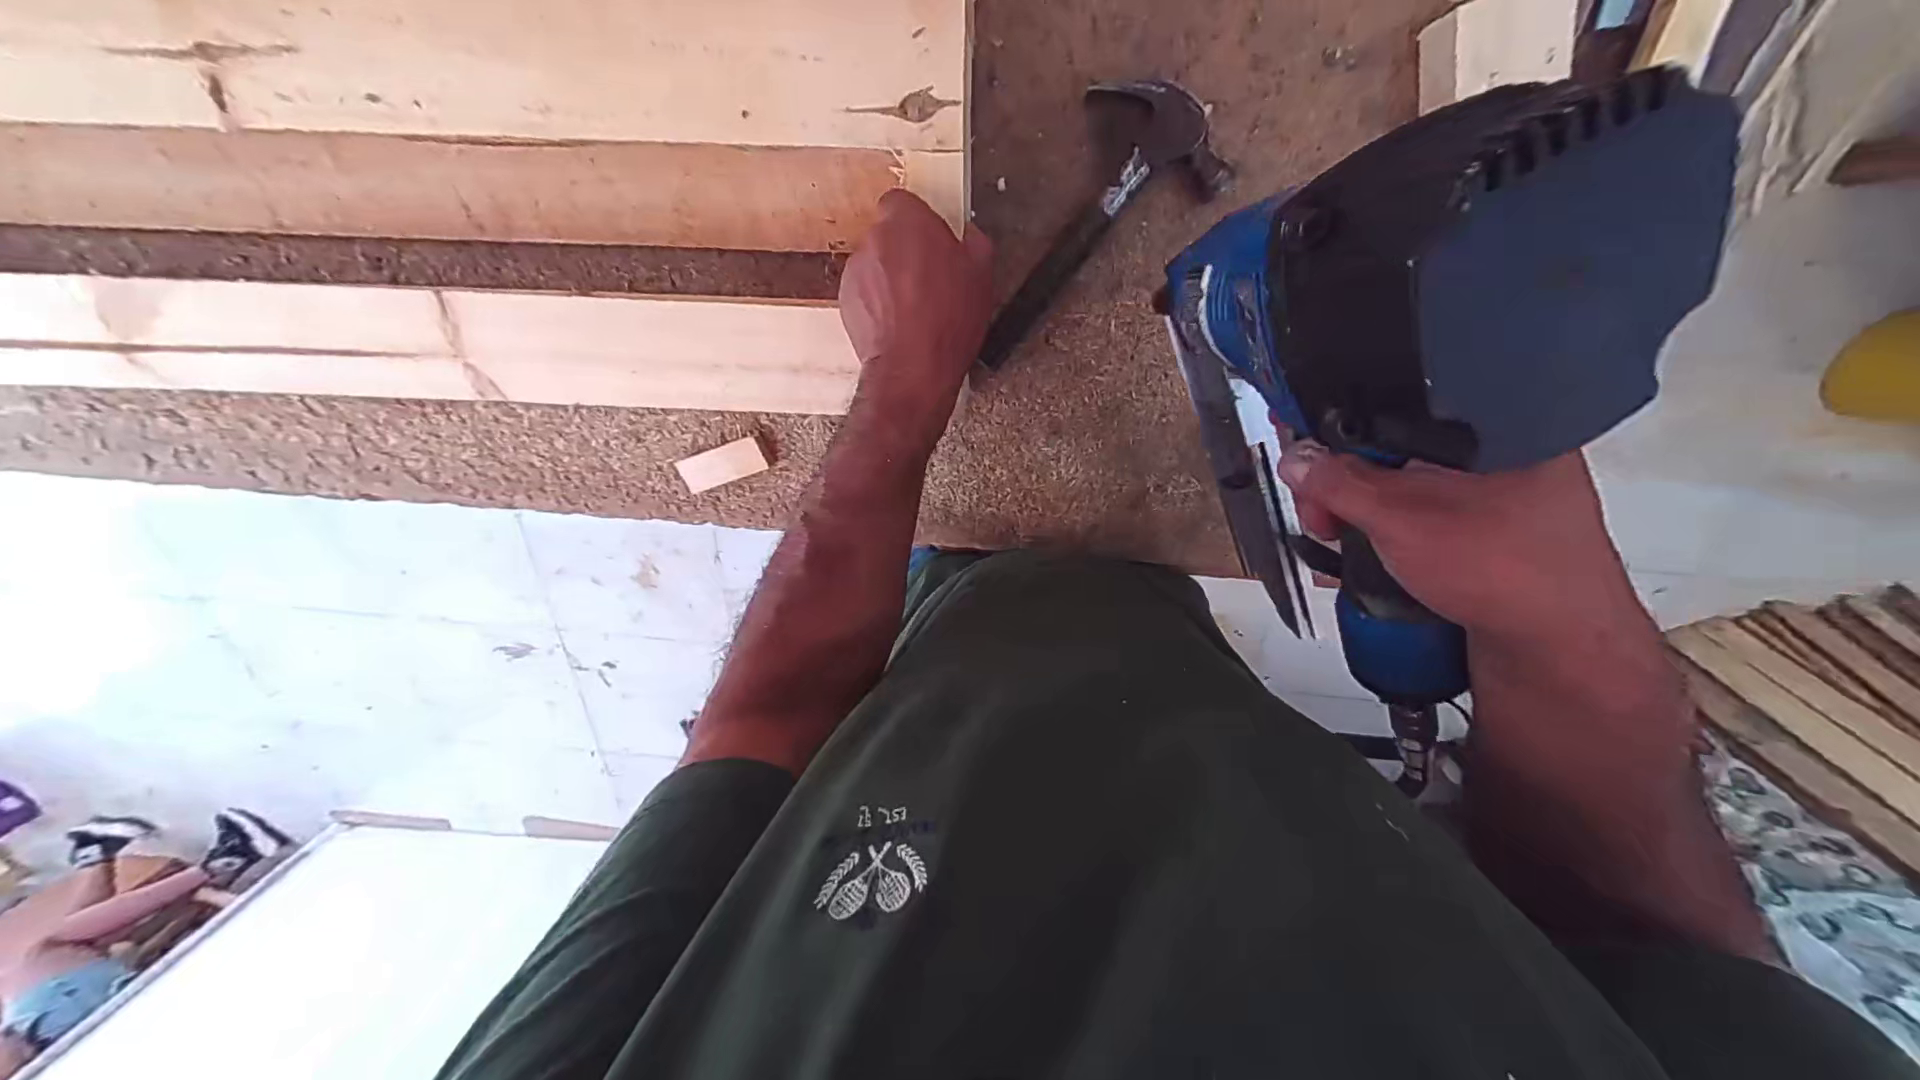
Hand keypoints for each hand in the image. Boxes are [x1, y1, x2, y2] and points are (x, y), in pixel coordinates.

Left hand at [838, 190, 993, 420]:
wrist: (913, 368)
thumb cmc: (947, 322)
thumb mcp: (982, 278)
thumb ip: (974, 244)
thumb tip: (971, 238)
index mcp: (910, 222)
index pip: (903, 202)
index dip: (918, 222)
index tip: (932, 240)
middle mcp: (877, 239)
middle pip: (888, 234)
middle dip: (905, 251)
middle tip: (929, 278)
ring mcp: (857, 270)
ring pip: (876, 264)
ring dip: (891, 278)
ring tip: (915, 308)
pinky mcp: (846, 299)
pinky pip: (864, 291)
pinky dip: (878, 302)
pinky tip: (899, 323)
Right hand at [1276, 443, 1642, 643]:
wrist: (1556, 654)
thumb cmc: (1512, 574)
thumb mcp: (1402, 518)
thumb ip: (1340, 484)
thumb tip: (1298, 460)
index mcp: (1496, 432)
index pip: (1397, 414)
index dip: (1341, 431)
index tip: (1304, 448)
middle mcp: (1496, 463)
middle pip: (1391, 458)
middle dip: (1342, 489)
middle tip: (1322, 518)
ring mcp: (1490, 504)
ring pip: (1400, 494)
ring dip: (1359, 517)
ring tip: (1342, 543)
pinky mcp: (1479, 539)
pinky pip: (1416, 522)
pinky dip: (1384, 536)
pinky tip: (1366, 556)